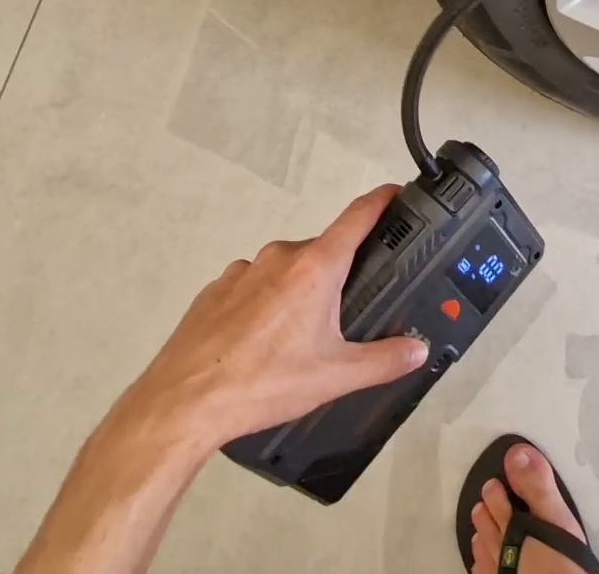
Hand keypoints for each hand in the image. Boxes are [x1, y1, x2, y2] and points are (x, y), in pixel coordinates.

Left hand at [122, 186, 429, 446]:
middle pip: (323, 251)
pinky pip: (253, 286)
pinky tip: (259, 342)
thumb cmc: (264, 382)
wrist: (181, 405)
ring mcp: (242, 270)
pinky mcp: (214, 290)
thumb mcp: (334, 377)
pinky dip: (265, 303)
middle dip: (339, 274)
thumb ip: (383, 361)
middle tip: (347, 313)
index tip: (398, 193)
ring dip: (300, 290)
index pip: (358, 215)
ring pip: (286, 270)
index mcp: (315, 267)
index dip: (382, 199)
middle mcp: (280, 257)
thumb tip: (417, 350)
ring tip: (298, 338)